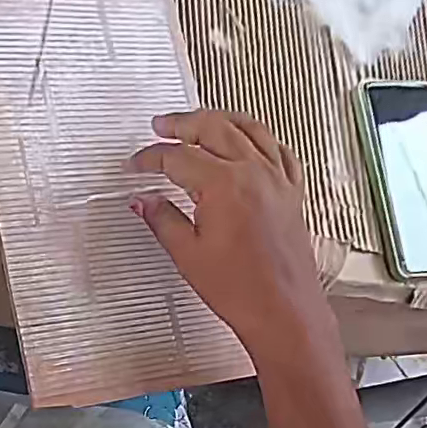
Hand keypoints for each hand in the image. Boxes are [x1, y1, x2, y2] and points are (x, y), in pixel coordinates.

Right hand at [128, 110, 331, 356]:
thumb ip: (162, 220)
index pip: (179, 158)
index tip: (135, 164)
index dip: (151, 158)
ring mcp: (277, 178)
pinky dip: (258, 136)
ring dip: (219, 119)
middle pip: (214, 128)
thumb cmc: (239, 288)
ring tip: (199, 121)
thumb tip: (143, 201)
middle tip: (161, 126)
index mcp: (224, 185)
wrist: (281, 308)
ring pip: (248, 128)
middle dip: (183, 124)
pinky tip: (249, 140)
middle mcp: (254, 172)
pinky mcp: (291, 191)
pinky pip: (277, 148)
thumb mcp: (188, 254)